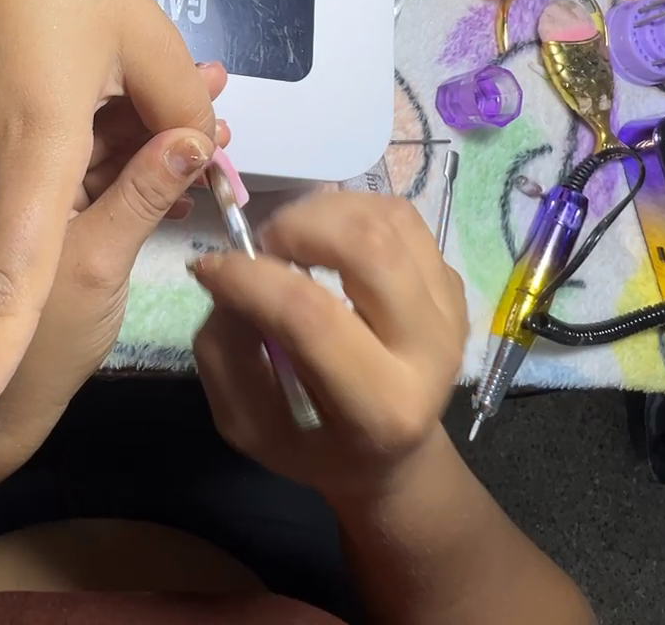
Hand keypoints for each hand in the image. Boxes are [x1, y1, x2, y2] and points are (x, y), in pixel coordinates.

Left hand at [0, 114, 219, 557]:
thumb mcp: (98, 263)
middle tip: (220, 94)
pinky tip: (188, 183)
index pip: (88, 108)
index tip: (207, 79)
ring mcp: (43, 202)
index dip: (151, 93)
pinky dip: (148, 185)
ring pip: (110, 157)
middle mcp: (22, 171)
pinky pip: (109, 191)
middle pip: (102, 127)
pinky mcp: (63, 230)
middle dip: (164, 113)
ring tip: (219, 136)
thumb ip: (141, 195)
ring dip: (163, 148)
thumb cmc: (43, 344)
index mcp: (16, 167)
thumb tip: (192, 132)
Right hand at [191, 192, 467, 503]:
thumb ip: (226, 355)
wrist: (394, 454)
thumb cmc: (312, 440)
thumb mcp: (248, 425)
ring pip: (387, 220)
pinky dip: (349, 210)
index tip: (210, 268)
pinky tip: (325, 237)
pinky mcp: (453, 283)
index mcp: (380, 409)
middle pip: (369, 250)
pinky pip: (400, 216)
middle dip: (295, 228)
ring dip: (321, 212)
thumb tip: (227, 277)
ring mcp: (451, 311)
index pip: (312, 318)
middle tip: (263, 247)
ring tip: (290, 240)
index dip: (250, 279)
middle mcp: (431, 354)